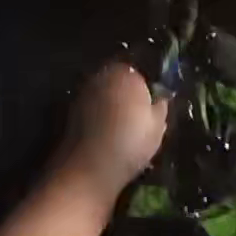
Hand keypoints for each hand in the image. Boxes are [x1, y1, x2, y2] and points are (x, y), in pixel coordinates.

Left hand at [54, 62, 168, 198]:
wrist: (93, 161)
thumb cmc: (131, 142)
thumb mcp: (157, 128)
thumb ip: (161, 107)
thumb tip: (160, 98)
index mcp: (127, 74)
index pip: (140, 77)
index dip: (145, 94)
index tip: (148, 113)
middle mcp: (105, 74)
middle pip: (120, 80)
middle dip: (127, 95)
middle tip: (135, 120)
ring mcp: (87, 87)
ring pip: (105, 91)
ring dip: (111, 102)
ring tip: (120, 128)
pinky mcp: (75, 102)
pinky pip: (93, 103)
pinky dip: (98, 112)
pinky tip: (104, 131)